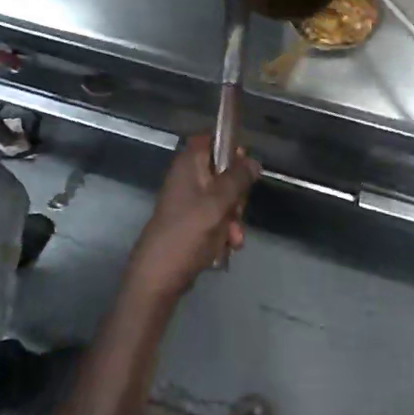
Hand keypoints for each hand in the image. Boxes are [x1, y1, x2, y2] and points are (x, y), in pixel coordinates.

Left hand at [124, 135, 260, 301]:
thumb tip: (254, 161)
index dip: (229, 147)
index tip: (244, 164)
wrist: (159, 275)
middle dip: (237, 193)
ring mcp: (190, 200)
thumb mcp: (218, 202)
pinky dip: (225, 230)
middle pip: (223, 171)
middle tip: (237, 208)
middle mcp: (188, 177)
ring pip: (224, 197)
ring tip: (233, 236)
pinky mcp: (192, 222)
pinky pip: (217, 217)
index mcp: (189, 163)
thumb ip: (238, 178)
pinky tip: (228, 246)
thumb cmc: (188, 232)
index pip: (211, 138)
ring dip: (233, 217)